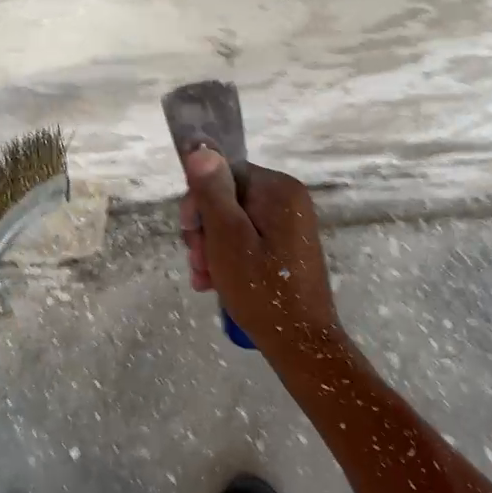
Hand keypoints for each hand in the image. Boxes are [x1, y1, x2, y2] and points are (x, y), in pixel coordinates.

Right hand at [181, 149, 341, 364]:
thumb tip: (200, 147)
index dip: (199, 202)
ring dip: (211, 248)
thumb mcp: (227, 237)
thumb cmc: (263, 289)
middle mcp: (287, 200)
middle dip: (204, 231)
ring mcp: (288, 224)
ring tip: (204, 278)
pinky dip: (227, 258)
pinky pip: (246, 240)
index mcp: (279, 190)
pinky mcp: (285, 247)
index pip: (223, 174)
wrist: (300, 345)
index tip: (190, 234)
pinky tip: (214, 282)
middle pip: (225, 198)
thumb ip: (212, 190)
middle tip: (197, 262)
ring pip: (231, 222)